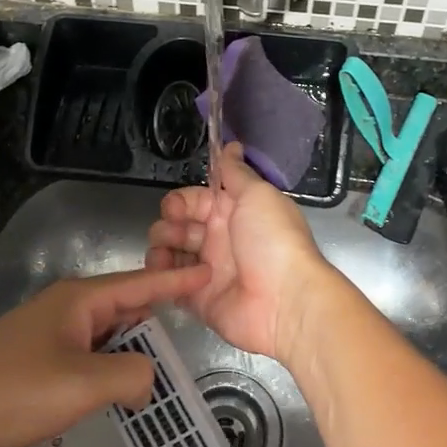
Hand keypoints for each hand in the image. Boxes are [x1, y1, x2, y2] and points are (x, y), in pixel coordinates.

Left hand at [0, 266, 210, 446]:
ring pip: (103, 337)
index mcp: (79, 300)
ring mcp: (45, 332)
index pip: (140, 283)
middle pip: (123, 309)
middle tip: (187, 345)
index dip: (176, 279)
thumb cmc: (15, 393)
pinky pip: (83, 357)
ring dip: (126, 357)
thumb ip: (131, 375)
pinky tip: (107, 398)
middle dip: (154, 327)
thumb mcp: (84, 385)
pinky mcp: (32, 359)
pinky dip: (101, 372)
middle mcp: (64, 307)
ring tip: (154, 381)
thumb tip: (147, 377)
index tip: (208, 271)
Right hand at [145, 143, 342, 362]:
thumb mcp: (258, 195)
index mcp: (234, 212)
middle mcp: (220, 239)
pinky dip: (162, 277)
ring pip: (171, 252)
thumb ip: (237, 172)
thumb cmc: (273, 241)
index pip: (195, 199)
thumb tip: (232, 145)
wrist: (285, 301)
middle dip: (169, 224)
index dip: (181, 200)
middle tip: (175, 232)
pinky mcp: (198, 299)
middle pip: (179, 225)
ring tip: (165, 254)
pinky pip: (170, 284)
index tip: (175, 208)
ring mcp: (208, 270)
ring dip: (162, 247)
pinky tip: (165, 273)